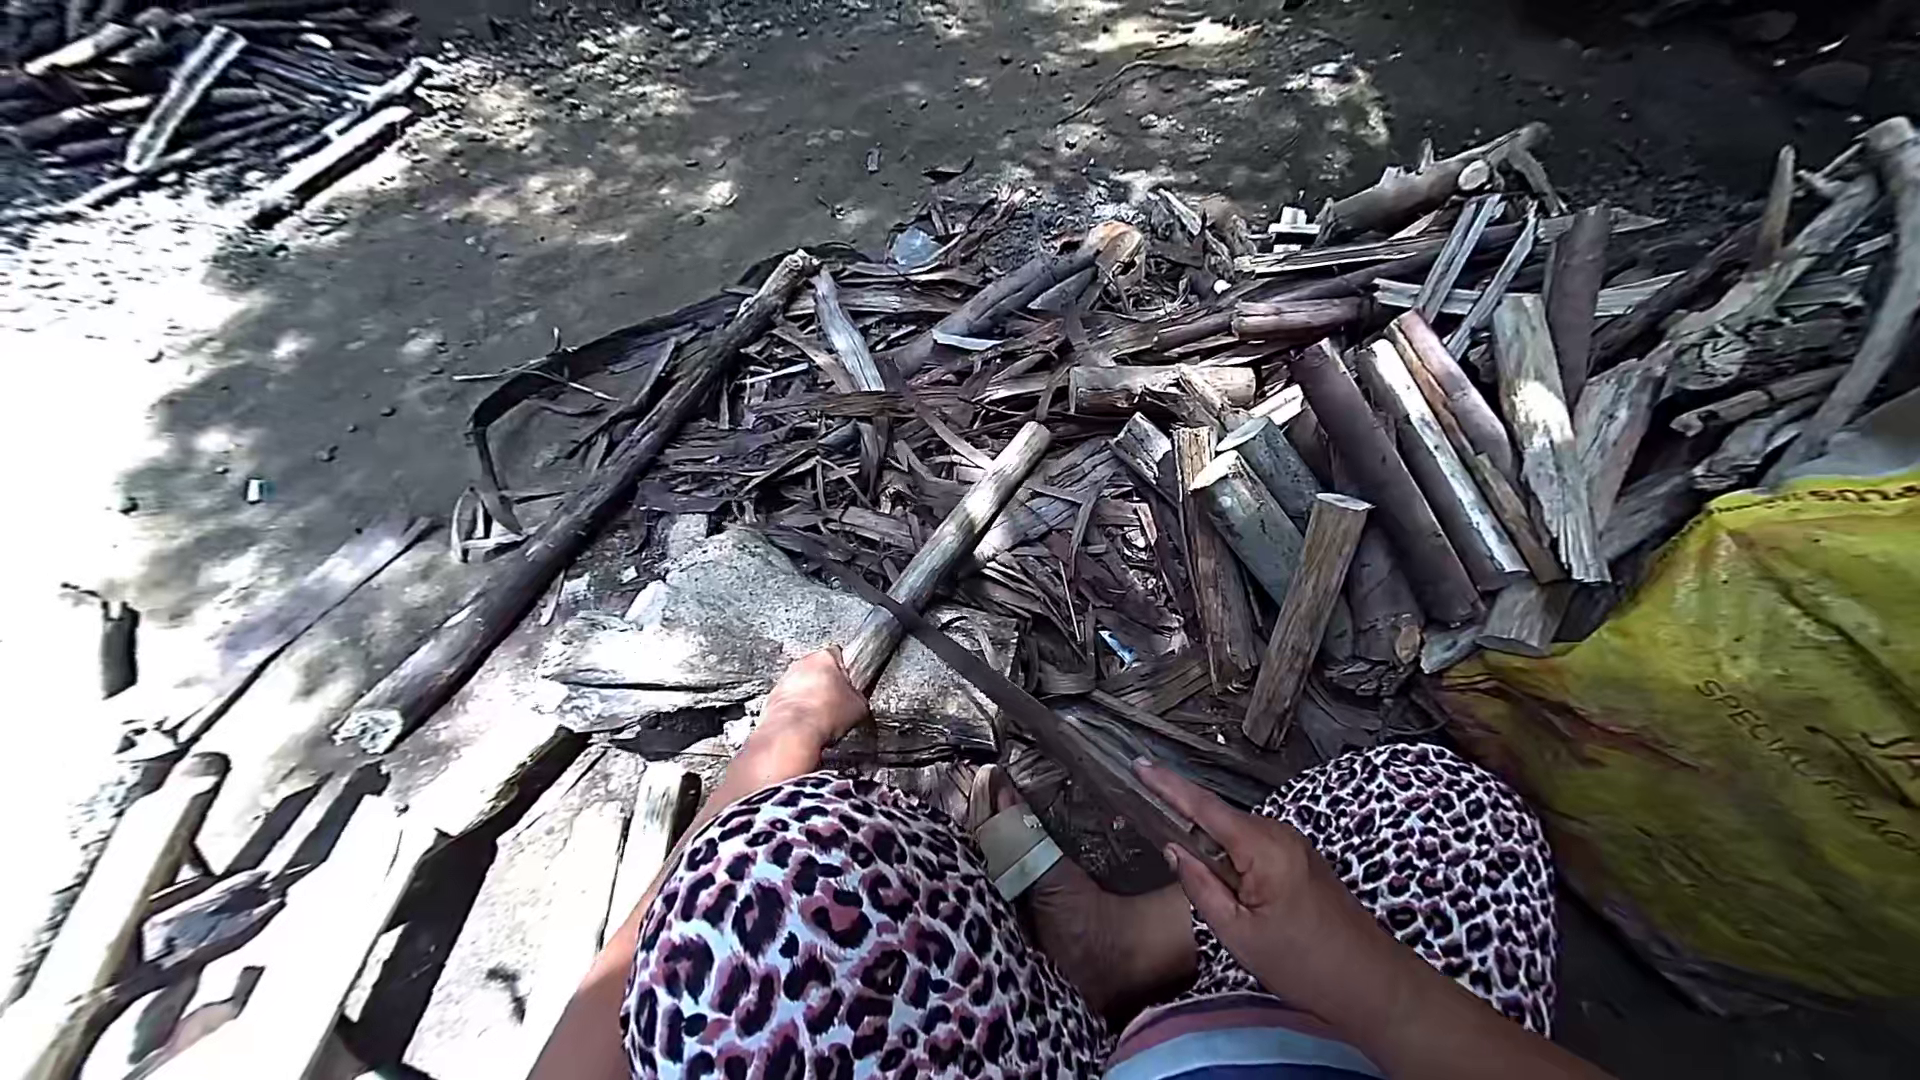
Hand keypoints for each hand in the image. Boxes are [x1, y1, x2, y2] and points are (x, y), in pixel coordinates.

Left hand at [758, 647, 869, 748]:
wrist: (793, 735)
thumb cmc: (823, 715)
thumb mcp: (859, 706)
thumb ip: (858, 696)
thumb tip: (858, 701)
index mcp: (825, 657)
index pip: (839, 655)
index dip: (846, 672)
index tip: (849, 686)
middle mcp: (801, 663)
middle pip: (818, 670)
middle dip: (826, 685)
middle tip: (836, 705)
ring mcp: (784, 680)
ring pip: (802, 686)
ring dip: (809, 699)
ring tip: (821, 719)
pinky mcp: (771, 699)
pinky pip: (788, 702)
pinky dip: (795, 712)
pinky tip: (805, 726)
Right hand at [1135, 758, 1392, 1012]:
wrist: (1377, 987)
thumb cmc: (1306, 965)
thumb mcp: (1239, 935)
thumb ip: (1200, 886)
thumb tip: (1174, 849)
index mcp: (1262, 847)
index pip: (1203, 806)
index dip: (1167, 783)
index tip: (1139, 764)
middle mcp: (1277, 832)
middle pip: (1216, 816)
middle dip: (1186, 822)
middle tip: (1161, 839)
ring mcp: (1290, 840)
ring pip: (1232, 830)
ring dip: (1210, 844)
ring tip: (1203, 877)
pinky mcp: (1297, 853)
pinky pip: (1250, 841)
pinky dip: (1229, 852)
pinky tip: (1230, 883)